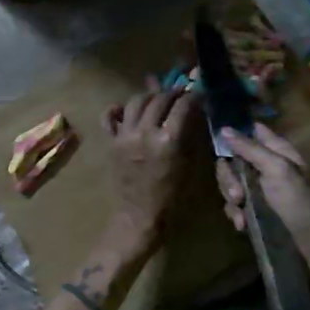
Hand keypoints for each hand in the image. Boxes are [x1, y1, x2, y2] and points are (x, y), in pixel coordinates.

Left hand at [102, 82, 200, 244]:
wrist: (139, 216)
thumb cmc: (171, 196)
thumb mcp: (189, 166)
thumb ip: (188, 136)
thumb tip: (192, 113)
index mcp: (168, 141)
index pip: (182, 106)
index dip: (193, 97)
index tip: (198, 95)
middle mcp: (145, 133)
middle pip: (159, 99)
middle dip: (173, 93)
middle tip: (180, 95)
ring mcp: (125, 136)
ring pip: (136, 102)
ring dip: (150, 96)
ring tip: (158, 99)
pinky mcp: (112, 142)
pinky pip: (110, 117)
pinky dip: (118, 109)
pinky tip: (126, 109)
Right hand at [217, 125, 309, 243]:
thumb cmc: (300, 201)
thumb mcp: (277, 169)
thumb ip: (250, 149)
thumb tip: (223, 129)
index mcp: (276, 150)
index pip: (252, 131)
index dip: (235, 135)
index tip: (221, 146)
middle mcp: (266, 165)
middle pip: (232, 161)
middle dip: (228, 178)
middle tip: (237, 194)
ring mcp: (260, 188)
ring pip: (230, 184)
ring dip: (231, 199)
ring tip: (241, 216)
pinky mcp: (255, 209)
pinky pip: (235, 205)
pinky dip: (236, 214)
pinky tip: (242, 225)